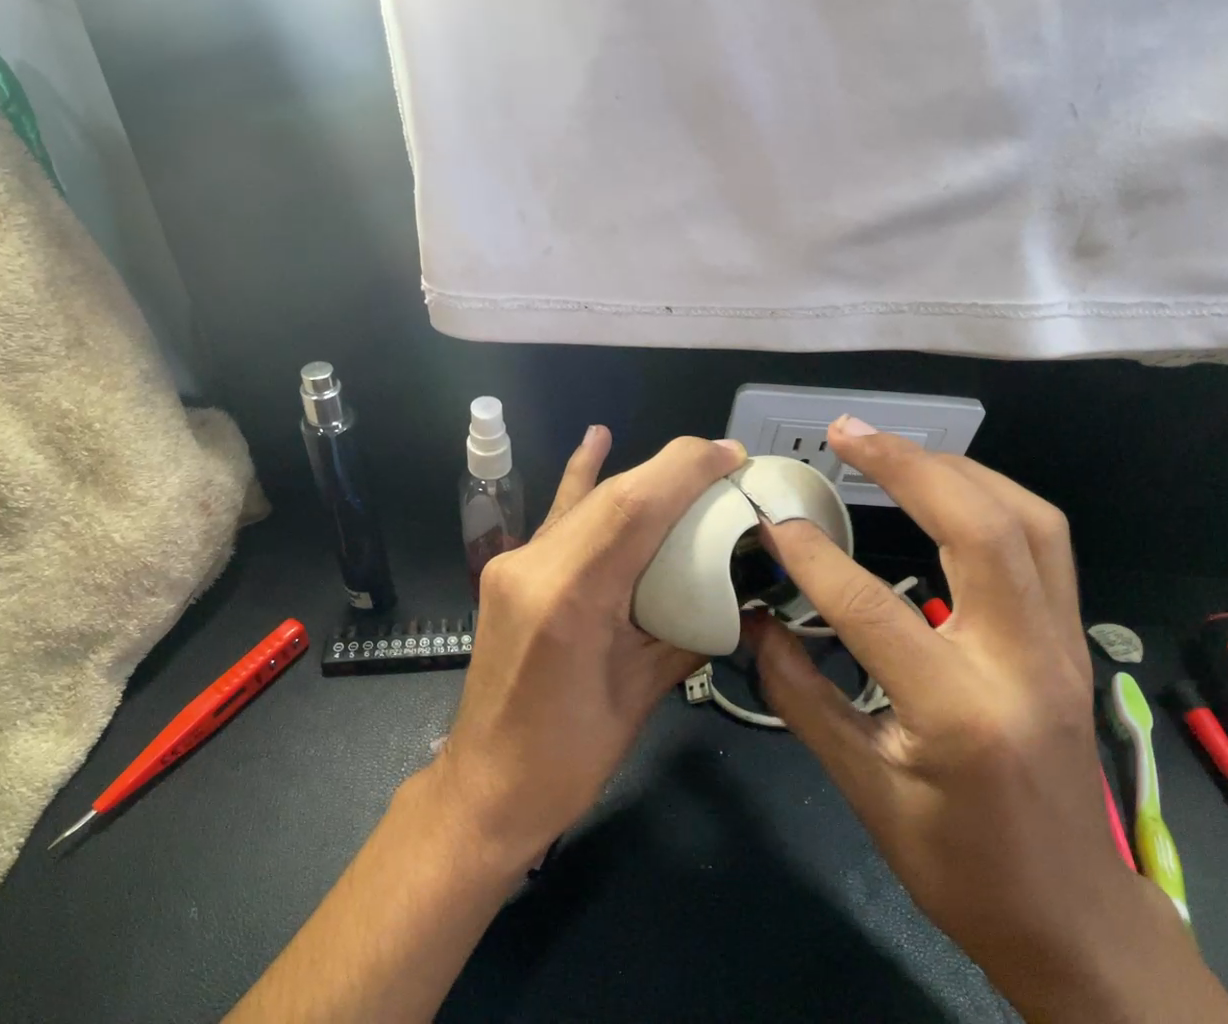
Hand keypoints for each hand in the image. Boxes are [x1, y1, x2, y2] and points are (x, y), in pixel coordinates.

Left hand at [431, 428, 746, 866]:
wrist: (486, 788)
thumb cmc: (567, 760)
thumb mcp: (639, 697)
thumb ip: (688, 635)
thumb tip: (740, 602)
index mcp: (569, 598)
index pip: (632, 506)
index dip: (685, 471)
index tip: (732, 457)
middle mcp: (533, 566)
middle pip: (611, 496)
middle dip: (672, 473)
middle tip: (728, 469)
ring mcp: (513, 566)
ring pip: (587, 503)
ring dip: (642, 483)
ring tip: (693, 471)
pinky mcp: (509, 574)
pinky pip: (558, 521)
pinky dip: (581, 481)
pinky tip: (596, 441)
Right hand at [746, 417, 1227, 1021]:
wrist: (1069, 913)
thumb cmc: (957, 865)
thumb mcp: (864, 790)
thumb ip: (803, 696)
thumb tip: (758, 623)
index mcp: (961, 711)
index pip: (874, 609)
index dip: (814, 559)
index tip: (771, 523)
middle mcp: (1024, 661)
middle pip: (980, 527)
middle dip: (907, 467)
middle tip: (845, 434)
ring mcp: (1062, 646)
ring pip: (1028, 521)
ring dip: (958, 470)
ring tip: (894, 449)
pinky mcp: (1072, 642)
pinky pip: (1046, 544)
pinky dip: (995, 499)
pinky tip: (951, 492)